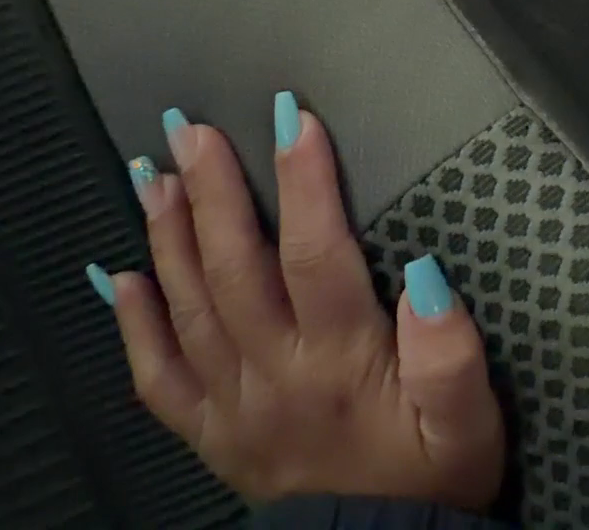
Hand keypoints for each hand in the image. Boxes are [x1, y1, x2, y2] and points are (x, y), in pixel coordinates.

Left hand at [92, 95, 505, 509]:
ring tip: (155, 175)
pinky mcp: (211, 430)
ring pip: (187, 307)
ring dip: (169, 235)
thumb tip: (425, 273)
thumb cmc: (437, 470)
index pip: (316, 254)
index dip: (306, 182)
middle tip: (192, 130)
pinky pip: (156, 374)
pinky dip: (132, 321)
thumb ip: (450, 349)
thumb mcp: (469, 414)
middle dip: (216, 191)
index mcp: (338, 361)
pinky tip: (119, 275)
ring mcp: (231, 404)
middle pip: (235, 268)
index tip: (295, 119)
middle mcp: (272, 374)